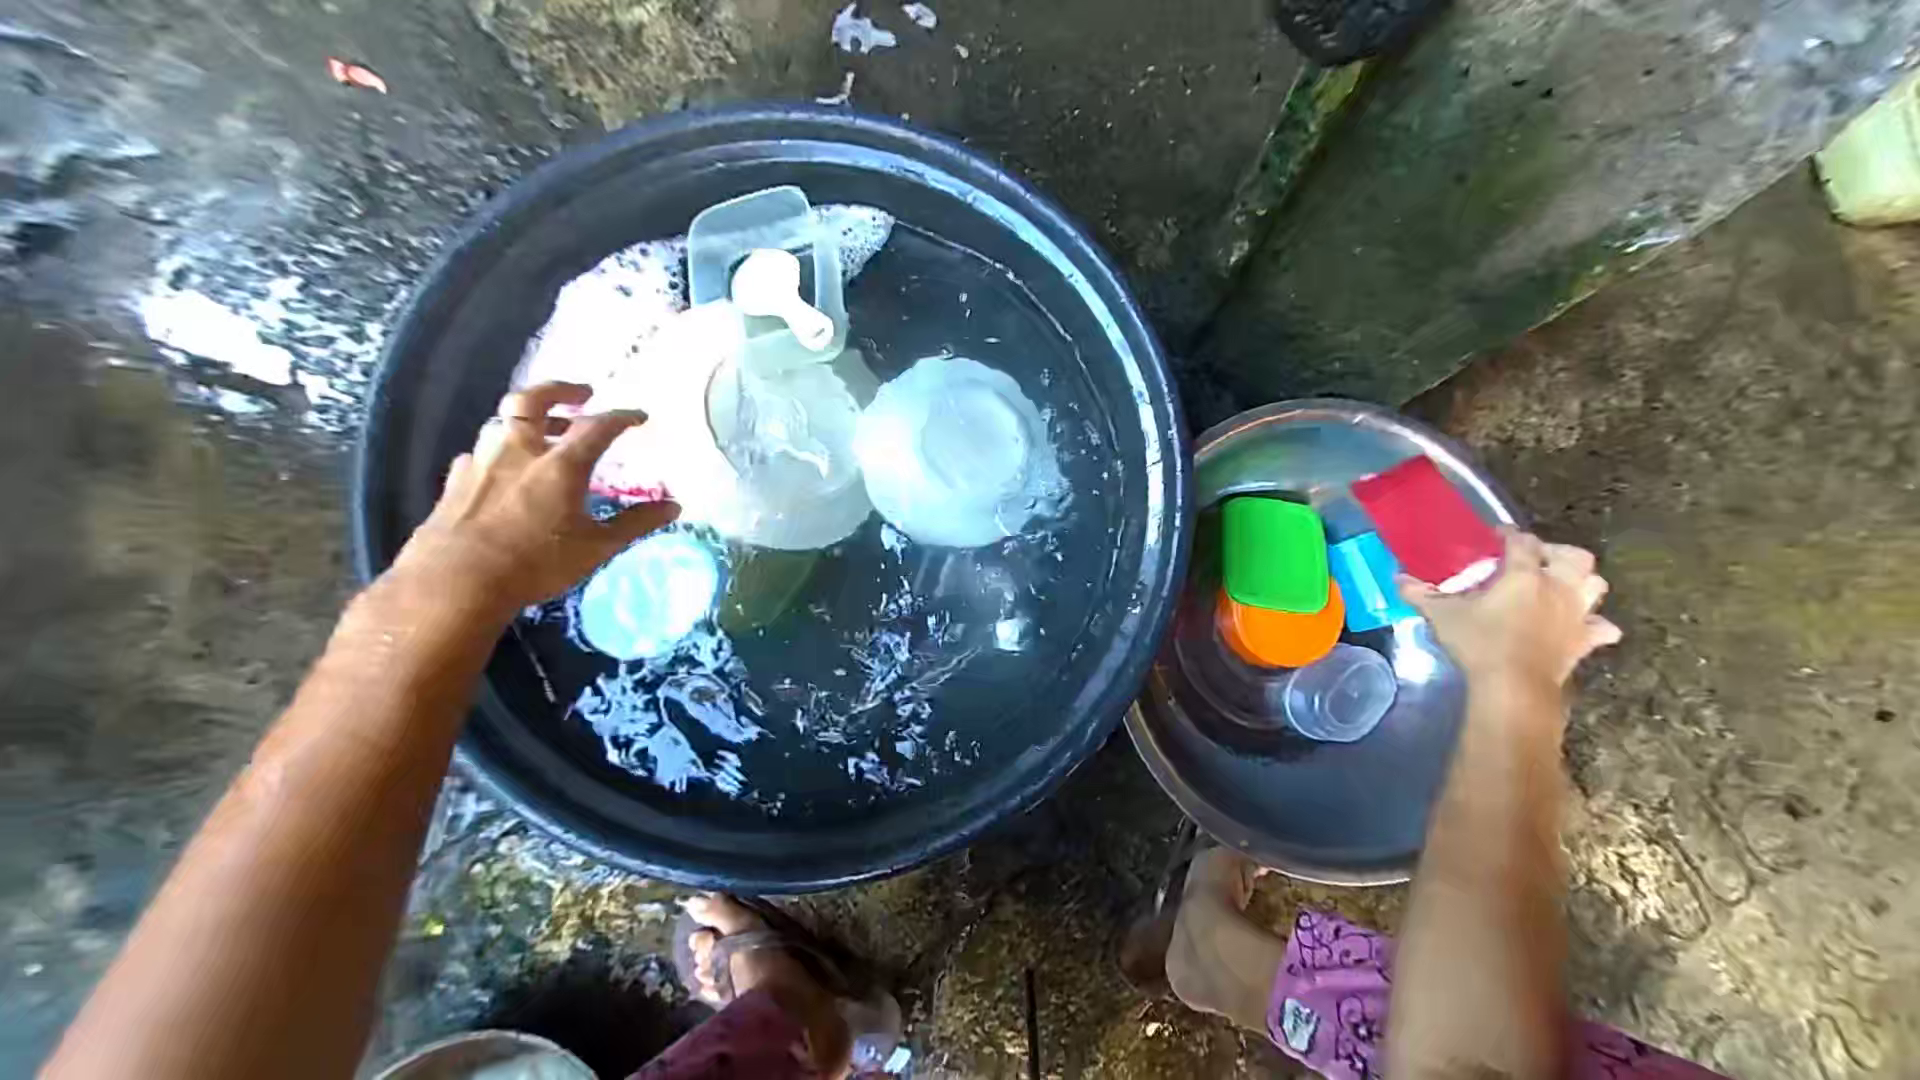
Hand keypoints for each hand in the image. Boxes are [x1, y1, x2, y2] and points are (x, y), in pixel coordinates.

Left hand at [382, 381, 679, 620]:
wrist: (455, 582)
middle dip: (560, 390)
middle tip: (582, 393)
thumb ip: (636, 522)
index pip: (598, 427)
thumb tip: (674, 507)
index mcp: (560, 464)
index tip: (639, 416)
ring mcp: (482, 462)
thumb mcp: (597, 546)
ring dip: (528, 420)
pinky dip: (500, 451)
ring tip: (545, 432)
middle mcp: (519, 451)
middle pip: (533, 400)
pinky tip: (505, 470)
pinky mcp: (456, 481)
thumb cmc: (536, 563)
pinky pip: (480, 452)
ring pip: (502, 422)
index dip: (622, 417)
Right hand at [1400, 529, 1619, 690]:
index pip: (1522, 542)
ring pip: (1596, 584)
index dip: (1509, 534)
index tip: (1496, 535)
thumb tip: (1399, 579)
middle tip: (1535, 557)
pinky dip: (1595, 622)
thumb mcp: (1441, 615)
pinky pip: (1602, 626)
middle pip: (1574, 557)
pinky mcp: (1585, 640)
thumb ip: (1420, 594)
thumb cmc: (1478, 642)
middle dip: (1556, 552)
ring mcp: (1577, 614)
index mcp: (1523, 576)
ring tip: (1560, 584)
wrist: (1514, 684)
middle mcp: (1558, 588)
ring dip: (1582, 580)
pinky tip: (1580, 624)